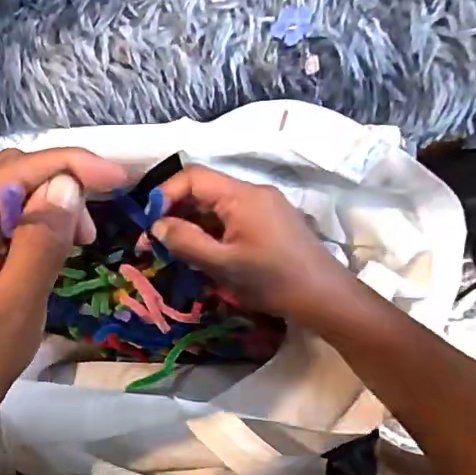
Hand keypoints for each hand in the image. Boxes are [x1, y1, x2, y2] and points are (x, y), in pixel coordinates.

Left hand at [0, 148, 127, 433]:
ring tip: (82, 235)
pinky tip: (59, 241)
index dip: (68, 164)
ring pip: (11, 190)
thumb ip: (42, 241)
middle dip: (61, 179)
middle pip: (11, 171)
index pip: (15, 171)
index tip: (116, 177)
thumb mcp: (17, 302)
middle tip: (97, 214)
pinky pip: (8, 215)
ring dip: (52, 199)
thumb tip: (67, 185)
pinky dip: (40, 219)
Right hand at [149, 165, 369, 325]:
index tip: (150, 223)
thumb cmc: (272, 281)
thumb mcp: (222, 265)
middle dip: (175, 211)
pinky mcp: (272, 221)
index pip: (192, 176)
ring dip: (192, 223)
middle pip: (204, 189)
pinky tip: (204, 253)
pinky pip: (232, 216)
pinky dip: (212, 230)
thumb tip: (157, 225)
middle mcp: (254, 192)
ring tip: (176, 250)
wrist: (325, 298)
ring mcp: (265, 206)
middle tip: (156, 241)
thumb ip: (185, 241)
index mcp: (241, 196)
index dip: (165, 195)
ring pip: (216, 204)